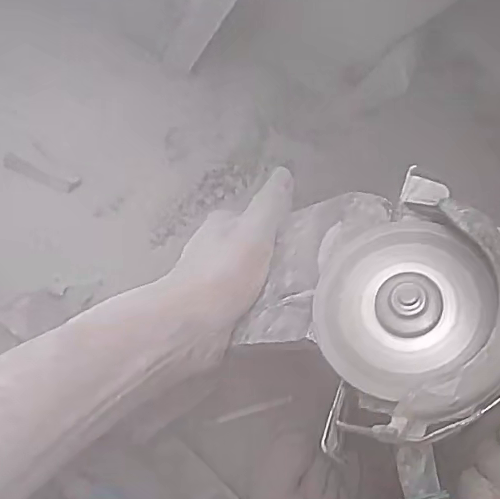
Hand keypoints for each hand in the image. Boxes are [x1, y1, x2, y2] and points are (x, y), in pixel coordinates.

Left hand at [165, 167, 292, 332]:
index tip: (306, 245)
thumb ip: (270, 206)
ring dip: (271, 287)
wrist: (192, 325)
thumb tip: (283, 173)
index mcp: (222, 225)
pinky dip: (261, 309)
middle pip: (255, 250)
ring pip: (252, 279)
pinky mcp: (215, 311)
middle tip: (307, 274)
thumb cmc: (224, 274)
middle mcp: (214, 249)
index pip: (257, 219)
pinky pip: (247, 305)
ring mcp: (213, 282)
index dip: (281, 229)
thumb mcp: (255, 232)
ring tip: (299, 298)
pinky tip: (278, 317)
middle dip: (277, 260)